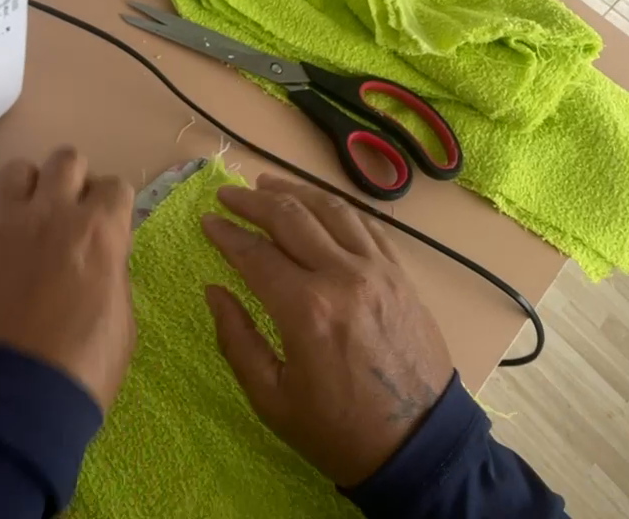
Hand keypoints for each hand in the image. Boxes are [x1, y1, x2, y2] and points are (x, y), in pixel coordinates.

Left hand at [0, 147, 136, 409]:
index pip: (115, 186)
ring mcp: (3, 220)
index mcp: (98, 230)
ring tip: (25, 220)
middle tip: (67, 216)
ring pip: (18, 169)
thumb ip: (113, 274)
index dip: (112, 207)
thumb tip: (104, 258)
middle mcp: (52, 211)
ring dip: (28, 189)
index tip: (106, 228)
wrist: (4, 402)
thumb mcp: (120, 324)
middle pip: (66, 159)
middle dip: (73, 182)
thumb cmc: (76, 370)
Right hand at [200, 175, 453, 486]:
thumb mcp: (273, 399)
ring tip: (267, 183)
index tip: (207, 221)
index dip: (226, 234)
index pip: (255, 254)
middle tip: (228, 194)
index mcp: (306, 309)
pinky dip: (336, 207)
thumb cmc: (339, 430)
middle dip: (252, 201)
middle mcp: (341, 276)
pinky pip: (365, 224)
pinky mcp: (400, 274)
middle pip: (290, 218)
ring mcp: (377, 270)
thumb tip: (214, 291)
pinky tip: (317, 203)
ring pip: (330, 209)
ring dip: (294, 190)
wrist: (421, 447)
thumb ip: (237, 340)